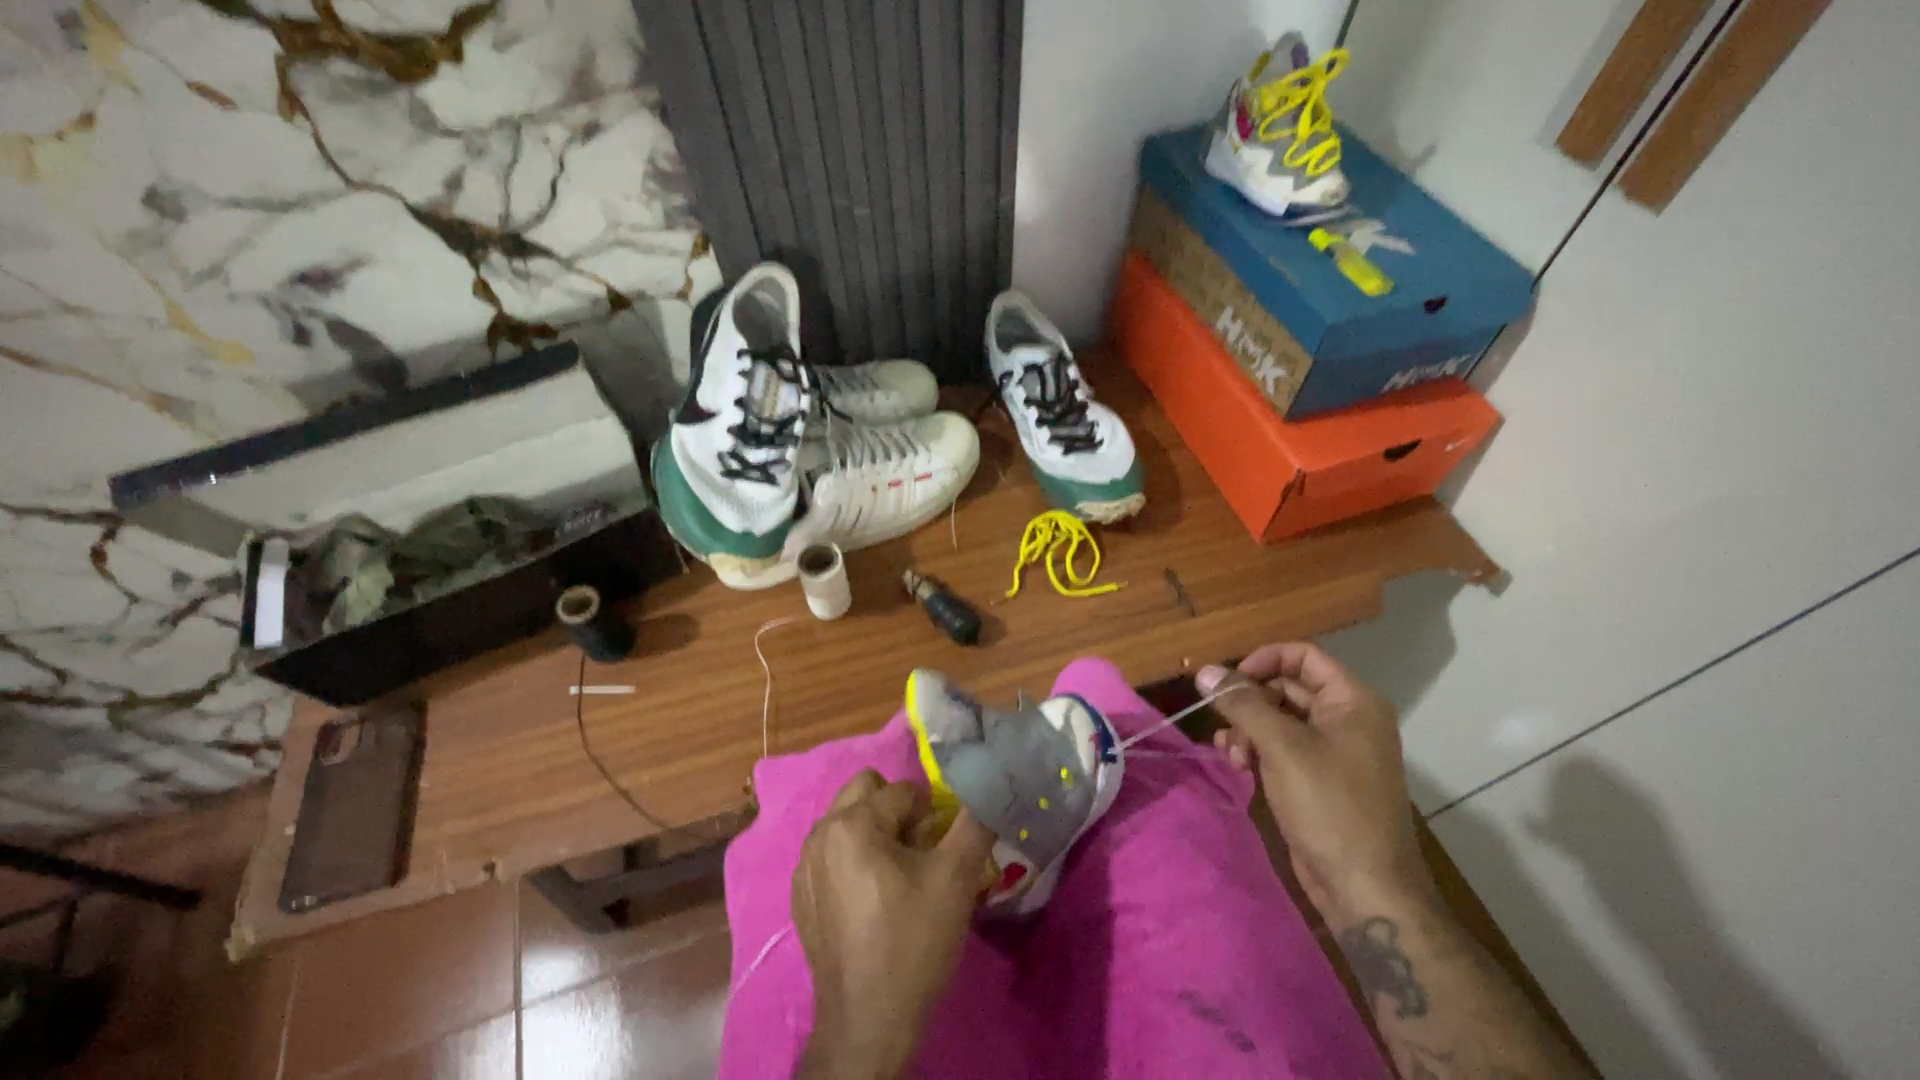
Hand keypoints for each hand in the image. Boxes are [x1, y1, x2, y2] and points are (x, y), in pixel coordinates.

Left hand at [793, 768, 996, 1078]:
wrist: (868, 1020)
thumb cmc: (913, 941)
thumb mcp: (956, 877)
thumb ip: (974, 821)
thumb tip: (987, 787)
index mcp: (851, 823)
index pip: (903, 791)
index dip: (930, 817)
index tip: (939, 853)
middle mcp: (819, 834)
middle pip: (865, 791)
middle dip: (896, 811)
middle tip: (919, 855)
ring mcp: (804, 867)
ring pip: (846, 822)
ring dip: (874, 834)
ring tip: (898, 880)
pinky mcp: (800, 897)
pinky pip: (831, 856)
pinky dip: (853, 862)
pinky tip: (872, 904)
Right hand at [1198, 643, 1436, 920]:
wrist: (1365, 887)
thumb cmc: (1329, 806)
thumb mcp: (1282, 747)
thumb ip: (1242, 704)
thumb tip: (1205, 671)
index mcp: (1352, 701)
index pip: (1303, 656)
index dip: (1263, 660)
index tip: (1227, 682)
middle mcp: (1347, 720)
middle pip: (1288, 688)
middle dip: (1250, 701)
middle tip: (1220, 720)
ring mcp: (1334, 752)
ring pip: (1279, 720)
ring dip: (1248, 729)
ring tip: (1231, 753)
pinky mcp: (1319, 781)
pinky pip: (1282, 750)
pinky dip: (1257, 751)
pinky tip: (1237, 765)